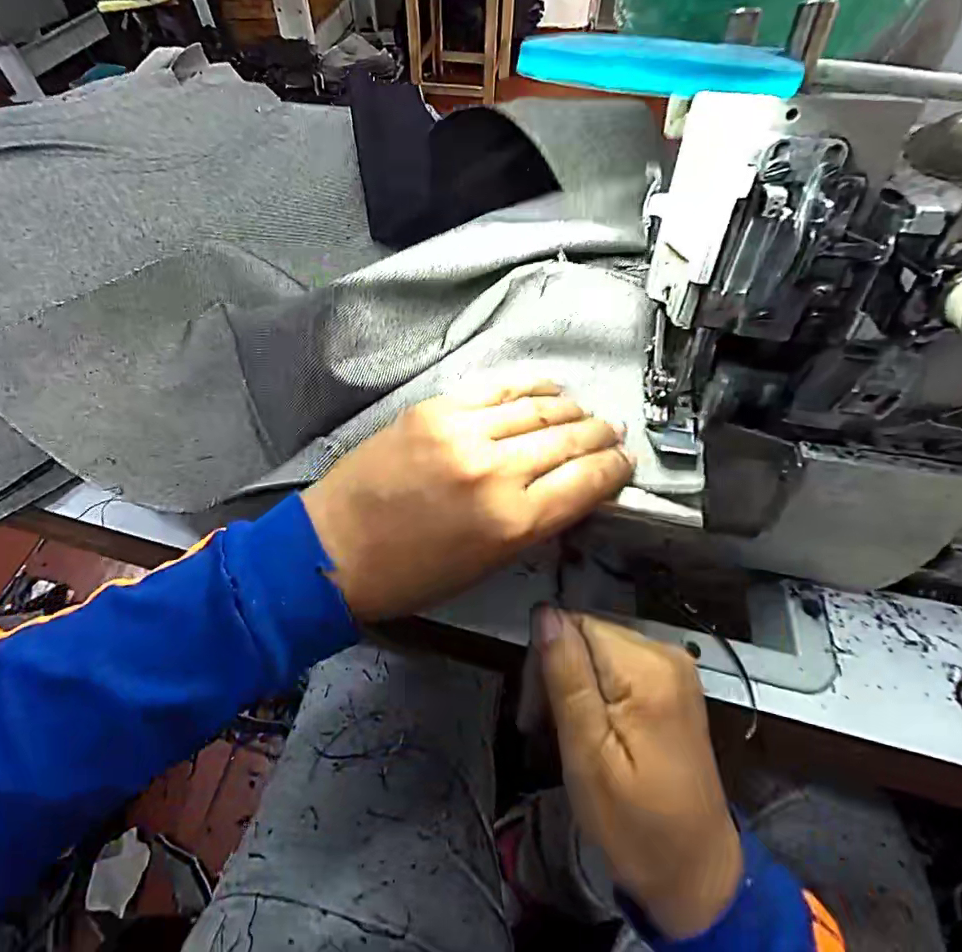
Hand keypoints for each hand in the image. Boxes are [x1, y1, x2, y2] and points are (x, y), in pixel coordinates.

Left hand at [300, 381, 632, 621]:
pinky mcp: (436, 409)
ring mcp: (464, 433)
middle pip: (569, 439)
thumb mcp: (489, 564)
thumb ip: (536, 521)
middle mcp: (497, 471)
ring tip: (586, 411)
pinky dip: (531, 387)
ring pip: (539, 408)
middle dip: (601, 435)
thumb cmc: (413, 574)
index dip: (615, 469)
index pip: (586, 482)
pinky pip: (498, 388)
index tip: (626, 462)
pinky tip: (550, 389)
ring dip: (572, 408)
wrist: (335, 549)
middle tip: (614, 432)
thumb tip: (572, 486)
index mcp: (513, 522)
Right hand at [534, 608, 742, 939]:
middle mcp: (667, 653)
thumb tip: (544, 613)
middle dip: (557, 673)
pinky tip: (589, 728)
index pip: (575, 626)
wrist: (695, 870)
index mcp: (648, 669)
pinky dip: (596, 692)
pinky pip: (618, 666)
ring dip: (573, 685)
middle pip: (588, 634)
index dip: (545, 660)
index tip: (535, 713)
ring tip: (563, 735)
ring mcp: (675, 667)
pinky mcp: (673, 683)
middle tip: (542, 730)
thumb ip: (567, 678)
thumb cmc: (636, 826)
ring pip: (599, 649)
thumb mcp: (588, 756)